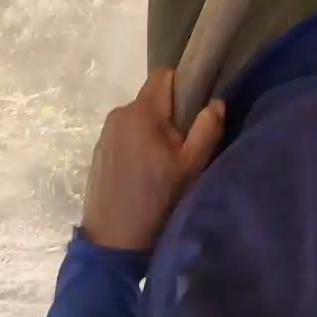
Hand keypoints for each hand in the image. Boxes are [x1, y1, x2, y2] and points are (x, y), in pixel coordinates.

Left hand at [80, 67, 225, 251]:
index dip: (183, 85)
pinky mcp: (99, 151)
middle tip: (182, 147)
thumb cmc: (157, 200)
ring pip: (139, 118)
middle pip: (152, 99)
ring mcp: (106, 133)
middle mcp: (120, 114)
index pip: (164, 75)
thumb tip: (216, 102)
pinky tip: (143, 174)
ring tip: (163, 166)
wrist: (113, 241)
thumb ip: (207, 129)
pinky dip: (137, 145)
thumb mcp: (191, 167)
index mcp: (142, 111)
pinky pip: (125, 134)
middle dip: (170, 115)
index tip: (194, 111)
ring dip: (153, 132)